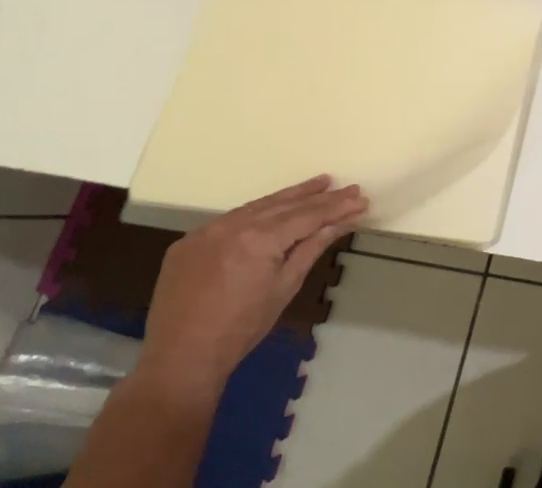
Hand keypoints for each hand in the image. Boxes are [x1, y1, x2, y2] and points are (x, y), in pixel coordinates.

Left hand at [138, 176, 367, 389]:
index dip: (336, 207)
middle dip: (318, 196)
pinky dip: (257, 212)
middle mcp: (232, 225)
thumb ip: (311, 248)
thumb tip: (339, 223)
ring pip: (257, 207)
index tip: (361, 199)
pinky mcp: (188, 243)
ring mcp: (206, 231)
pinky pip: (230, 220)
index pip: (307, 215)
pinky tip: (272, 210)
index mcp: (258, 239)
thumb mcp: (285, 287)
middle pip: (284, 205)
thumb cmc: (242, 328)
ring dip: (289, 197)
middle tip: (346, 187)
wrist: (180, 358)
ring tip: (318, 185)